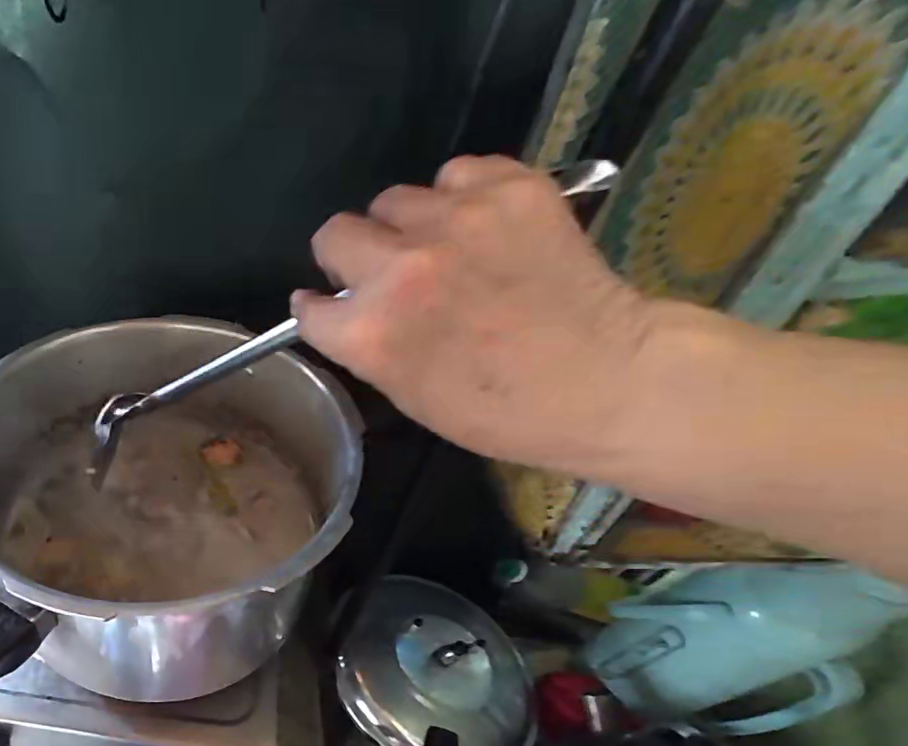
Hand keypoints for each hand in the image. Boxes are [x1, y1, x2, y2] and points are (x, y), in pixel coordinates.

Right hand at [291, 155, 663, 475]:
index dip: (318, 307)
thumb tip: (342, 309)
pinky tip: (478, 225)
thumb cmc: (493, 410)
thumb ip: (363, 343)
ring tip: (439, 247)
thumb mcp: (402, 390)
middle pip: (335, 233)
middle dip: (348, 254)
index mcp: (367, 332)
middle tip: (380, 271)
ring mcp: (454, 221)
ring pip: (393, 199)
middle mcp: (398, 269)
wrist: (599, 380)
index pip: (308, 306)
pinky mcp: (508, 188)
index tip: (329, 306)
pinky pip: (456, 173)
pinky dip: (458, 196)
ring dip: (404, 225)